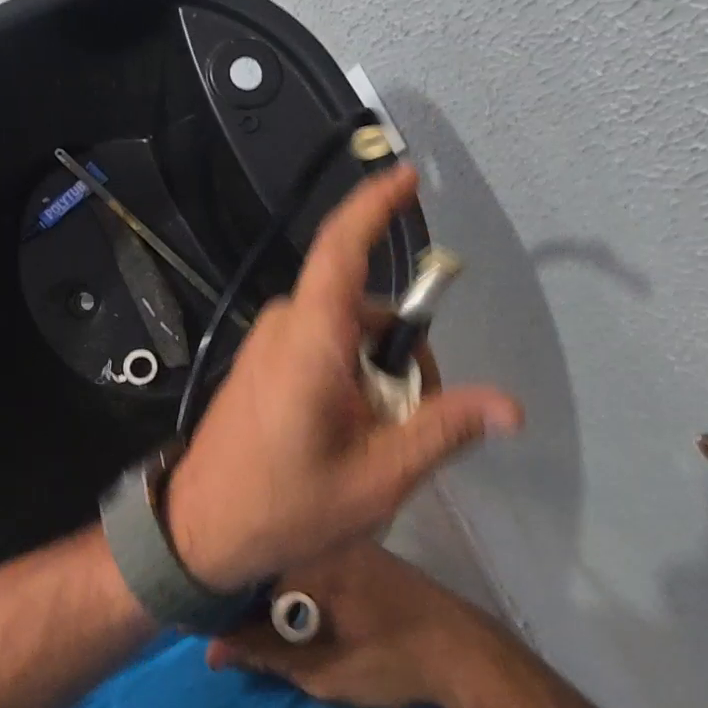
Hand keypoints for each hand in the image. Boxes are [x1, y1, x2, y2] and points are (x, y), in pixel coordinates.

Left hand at [164, 166, 522, 589]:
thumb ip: (442, 430)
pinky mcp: (265, 359)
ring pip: (349, 332)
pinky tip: (348, 434)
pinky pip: (323, 345)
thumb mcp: (376, 477)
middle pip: (367, 310)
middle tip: (416, 424)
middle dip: (404, 356)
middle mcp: (288, 324)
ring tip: (374, 444)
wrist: (196, 533)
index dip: (375, 205)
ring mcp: (271, 341)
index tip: (407, 174)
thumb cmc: (283, 506)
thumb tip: (510, 408)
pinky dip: (351, 376)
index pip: (342, 248)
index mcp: (311, 338)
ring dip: (378, 375)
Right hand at [204, 543, 468, 707]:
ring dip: (270, 590)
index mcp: (315, 552)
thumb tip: (212, 649)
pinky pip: (311, 558)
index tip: (208, 627)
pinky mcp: (360, 549)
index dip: (225, 602)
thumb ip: (265, 653)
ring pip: (288, 558)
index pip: (249, 569)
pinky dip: (295, 585)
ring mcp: (345, 537)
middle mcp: (327, 533)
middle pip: (268, 558)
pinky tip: (292, 612)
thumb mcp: (322, 669)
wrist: (461, 649)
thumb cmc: (392, 659)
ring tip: (256, 623)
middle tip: (229, 632)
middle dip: (246, 595)